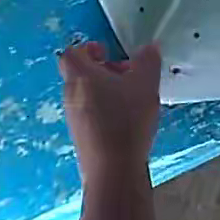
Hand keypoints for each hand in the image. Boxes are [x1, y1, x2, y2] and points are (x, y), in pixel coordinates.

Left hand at [58, 41, 162, 188]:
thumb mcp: (146, 84)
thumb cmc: (126, 120)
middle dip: (102, 70)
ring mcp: (73, 118)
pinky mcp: (80, 137)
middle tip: (126, 75)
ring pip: (84, 94)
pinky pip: (88, 113)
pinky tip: (125, 120)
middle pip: (79, 73)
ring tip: (130, 98)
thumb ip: (148, 61)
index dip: (88, 49)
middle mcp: (70, 95)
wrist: (113, 171)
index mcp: (80, 76)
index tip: (107, 53)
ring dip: (104, 90)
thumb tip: (148, 48)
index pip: (71, 53)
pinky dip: (103, 109)